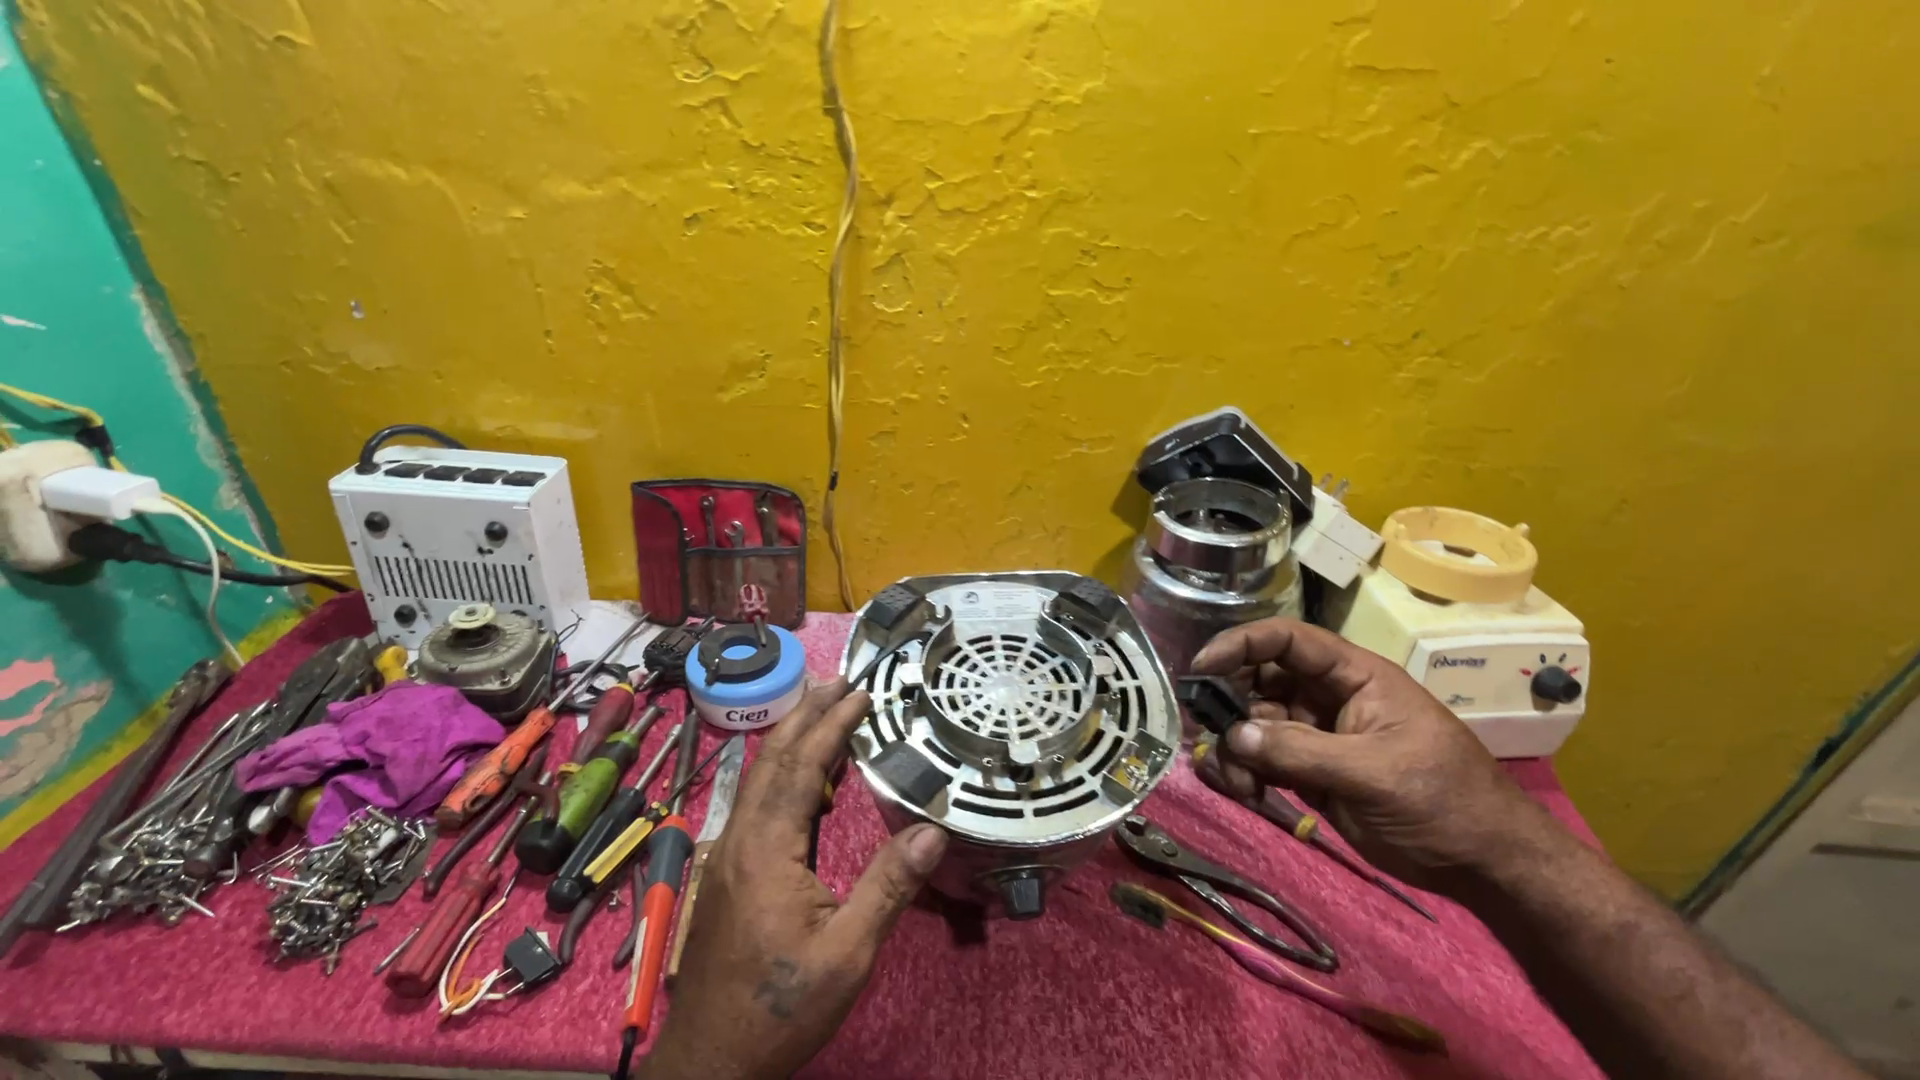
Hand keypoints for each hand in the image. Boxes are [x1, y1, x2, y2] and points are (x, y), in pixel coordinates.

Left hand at [642, 681, 948, 1079]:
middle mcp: (740, 839)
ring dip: (792, 741)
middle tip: (838, 681)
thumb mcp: (846, 953)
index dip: (831, 726)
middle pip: (771, 760)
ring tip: (825, 714)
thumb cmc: (780, 1007)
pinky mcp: (730, 873)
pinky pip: (758, 805)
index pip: (801, 768)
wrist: (711, 1060)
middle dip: (805, 715)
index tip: (859, 693)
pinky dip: (785, 776)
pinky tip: (809, 785)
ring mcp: (729, 856)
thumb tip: (934, 830)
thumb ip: (887, 887)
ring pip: (759, 781)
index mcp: (766, 849)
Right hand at [1190, 618, 1561, 890]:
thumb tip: (1233, 735)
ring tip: (1240, 785)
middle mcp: (1329, 698)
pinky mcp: (1312, 772)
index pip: (1288, 641)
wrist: (1483, 864)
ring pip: (1255, 725)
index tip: (1202, 668)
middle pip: (1260, 681)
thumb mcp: (1375, 772)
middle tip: (1208, 736)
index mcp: (1355, 677)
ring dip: (1236, 750)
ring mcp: (1319, 736)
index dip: (1242, 644)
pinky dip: (1247, 774)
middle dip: (1230, 705)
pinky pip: (1264, 761)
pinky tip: (1252, 796)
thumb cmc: (1443, 801)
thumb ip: (1302, 752)